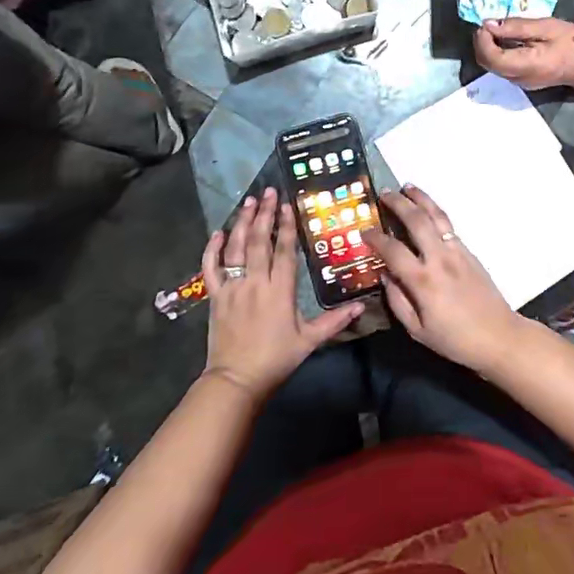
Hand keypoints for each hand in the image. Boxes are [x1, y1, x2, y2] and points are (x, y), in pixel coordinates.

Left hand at [201, 188, 362, 397]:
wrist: (236, 381)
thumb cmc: (276, 360)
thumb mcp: (309, 341)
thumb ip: (334, 321)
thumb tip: (362, 306)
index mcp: (280, 291)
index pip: (284, 251)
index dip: (286, 226)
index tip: (287, 205)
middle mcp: (255, 283)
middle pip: (259, 241)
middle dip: (264, 214)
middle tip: (267, 192)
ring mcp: (232, 288)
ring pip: (236, 248)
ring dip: (242, 223)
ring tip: (248, 201)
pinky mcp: (215, 297)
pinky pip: (211, 268)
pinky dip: (212, 249)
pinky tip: (218, 233)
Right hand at [372, 186, 527, 373]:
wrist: (499, 336)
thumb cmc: (455, 339)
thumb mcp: (418, 330)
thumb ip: (397, 301)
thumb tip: (385, 276)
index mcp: (423, 281)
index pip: (393, 251)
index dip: (376, 238)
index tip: (364, 231)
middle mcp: (439, 259)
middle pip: (417, 221)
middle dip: (398, 203)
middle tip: (383, 193)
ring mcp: (457, 252)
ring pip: (437, 216)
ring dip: (421, 198)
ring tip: (407, 187)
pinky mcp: (469, 252)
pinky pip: (448, 225)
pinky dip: (435, 212)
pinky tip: (427, 210)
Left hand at [474, 17, 573, 98]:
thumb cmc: (573, 42)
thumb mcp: (546, 27)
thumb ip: (516, 27)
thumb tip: (488, 24)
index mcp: (525, 66)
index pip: (490, 57)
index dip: (482, 40)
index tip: (485, 22)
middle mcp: (518, 79)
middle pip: (487, 63)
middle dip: (482, 42)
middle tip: (488, 23)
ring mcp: (519, 82)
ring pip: (492, 66)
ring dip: (488, 47)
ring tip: (497, 27)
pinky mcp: (522, 80)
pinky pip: (501, 67)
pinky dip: (497, 52)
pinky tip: (505, 38)